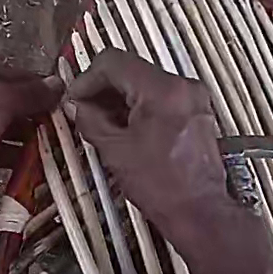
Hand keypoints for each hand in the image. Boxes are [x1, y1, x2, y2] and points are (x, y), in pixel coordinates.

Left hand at [0, 60, 62, 196]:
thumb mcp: (1, 98)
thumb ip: (31, 92)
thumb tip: (56, 85)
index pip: (11, 74)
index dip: (36, 84)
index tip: (60, 95)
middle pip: (12, 102)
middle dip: (36, 112)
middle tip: (61, 119)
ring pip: (10, 127)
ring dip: (32, 134)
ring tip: (56, 138)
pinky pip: (6, 150)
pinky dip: (22, 153)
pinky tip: (41, 156)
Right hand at [66, 48, 266, 250]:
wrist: (197, 210)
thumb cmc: (161, 185)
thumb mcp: (113, 149)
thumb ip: (89, 119)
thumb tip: (77, 106)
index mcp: (162, 91)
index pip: (113, 63)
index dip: (86, 79)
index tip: (75, 98)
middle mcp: (181, 87)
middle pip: (128, 69)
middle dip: (101, 88)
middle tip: (82, 110)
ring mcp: (192, 97)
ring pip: (142, 81)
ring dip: (117, 97)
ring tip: (100, 122)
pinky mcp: (195, 111)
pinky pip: (157, 95)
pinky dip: (136, 105)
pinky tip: (121, 127)